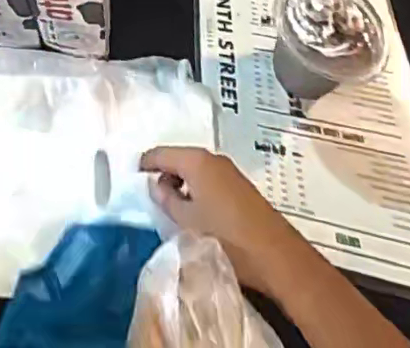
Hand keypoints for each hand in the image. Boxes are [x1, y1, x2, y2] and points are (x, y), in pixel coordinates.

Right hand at [142, 147, 312, 295]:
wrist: (276, 255)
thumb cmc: (226, 236)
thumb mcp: (187, 221)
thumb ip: (166, 200)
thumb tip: (156, 184)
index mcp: (197, 161)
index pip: (162, 153)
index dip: (146, 162)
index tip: (133, 173)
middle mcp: (213, 159)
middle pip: (180, 158)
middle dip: (164, 172)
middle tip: (151, 193)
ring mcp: (229, 172)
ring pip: (195, 169)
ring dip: (182, 182)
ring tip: (171, 206)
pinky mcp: (240, 187)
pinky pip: (209, 179)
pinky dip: (196, 188)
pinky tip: (194, 210)